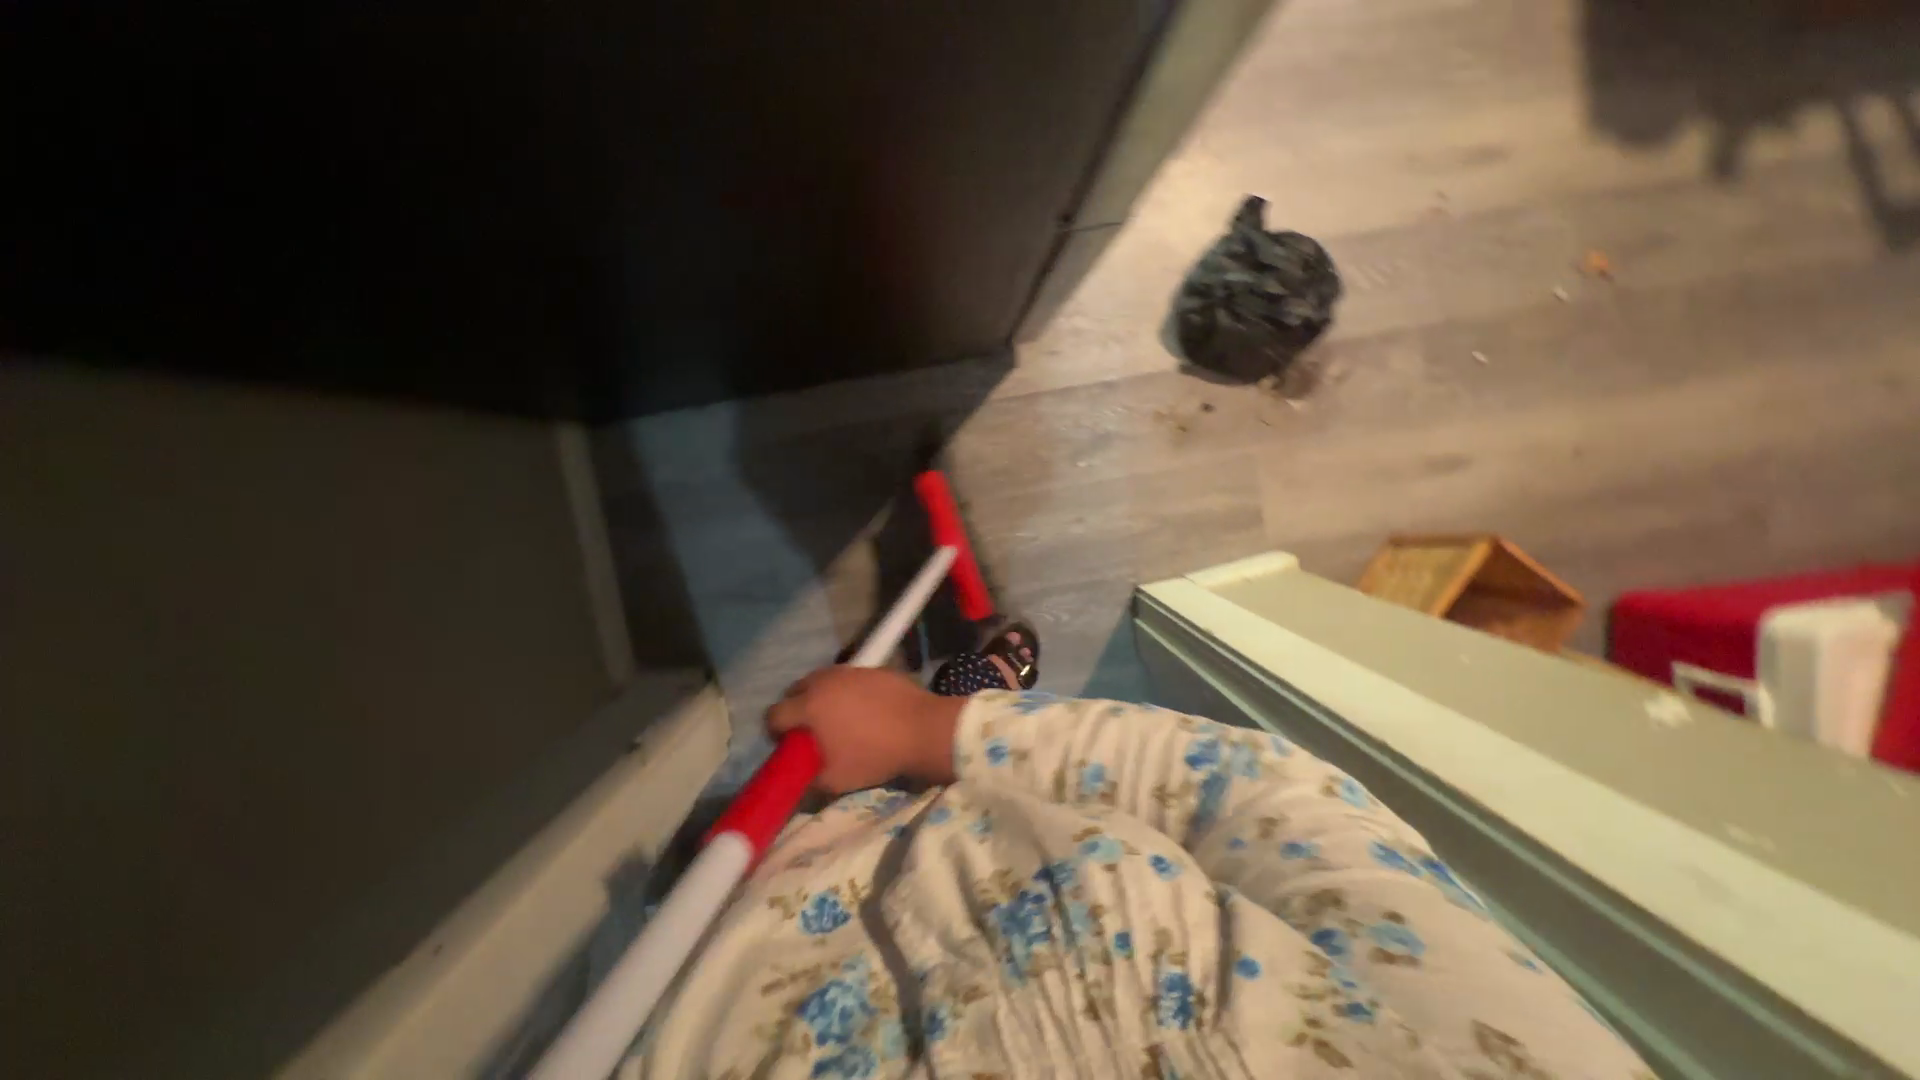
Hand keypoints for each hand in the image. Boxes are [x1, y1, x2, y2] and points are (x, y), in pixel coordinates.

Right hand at [765, 667, 962, 792]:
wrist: (922, 729)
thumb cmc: (874, 755)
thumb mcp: (835, 780)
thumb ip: (808, 779)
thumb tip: (798, 777)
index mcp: (808, 706)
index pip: (773, 714)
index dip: (775, 732)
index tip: (788, 745)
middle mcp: (823, 681)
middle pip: (794, 691)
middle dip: (796, 709)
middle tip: (811, 730)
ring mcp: (848, 670)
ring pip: (821, 680)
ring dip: (820, 697)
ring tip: (837, 717)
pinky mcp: (871, 668)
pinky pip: (847, 678)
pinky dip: (846, 690)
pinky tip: (863, 708)